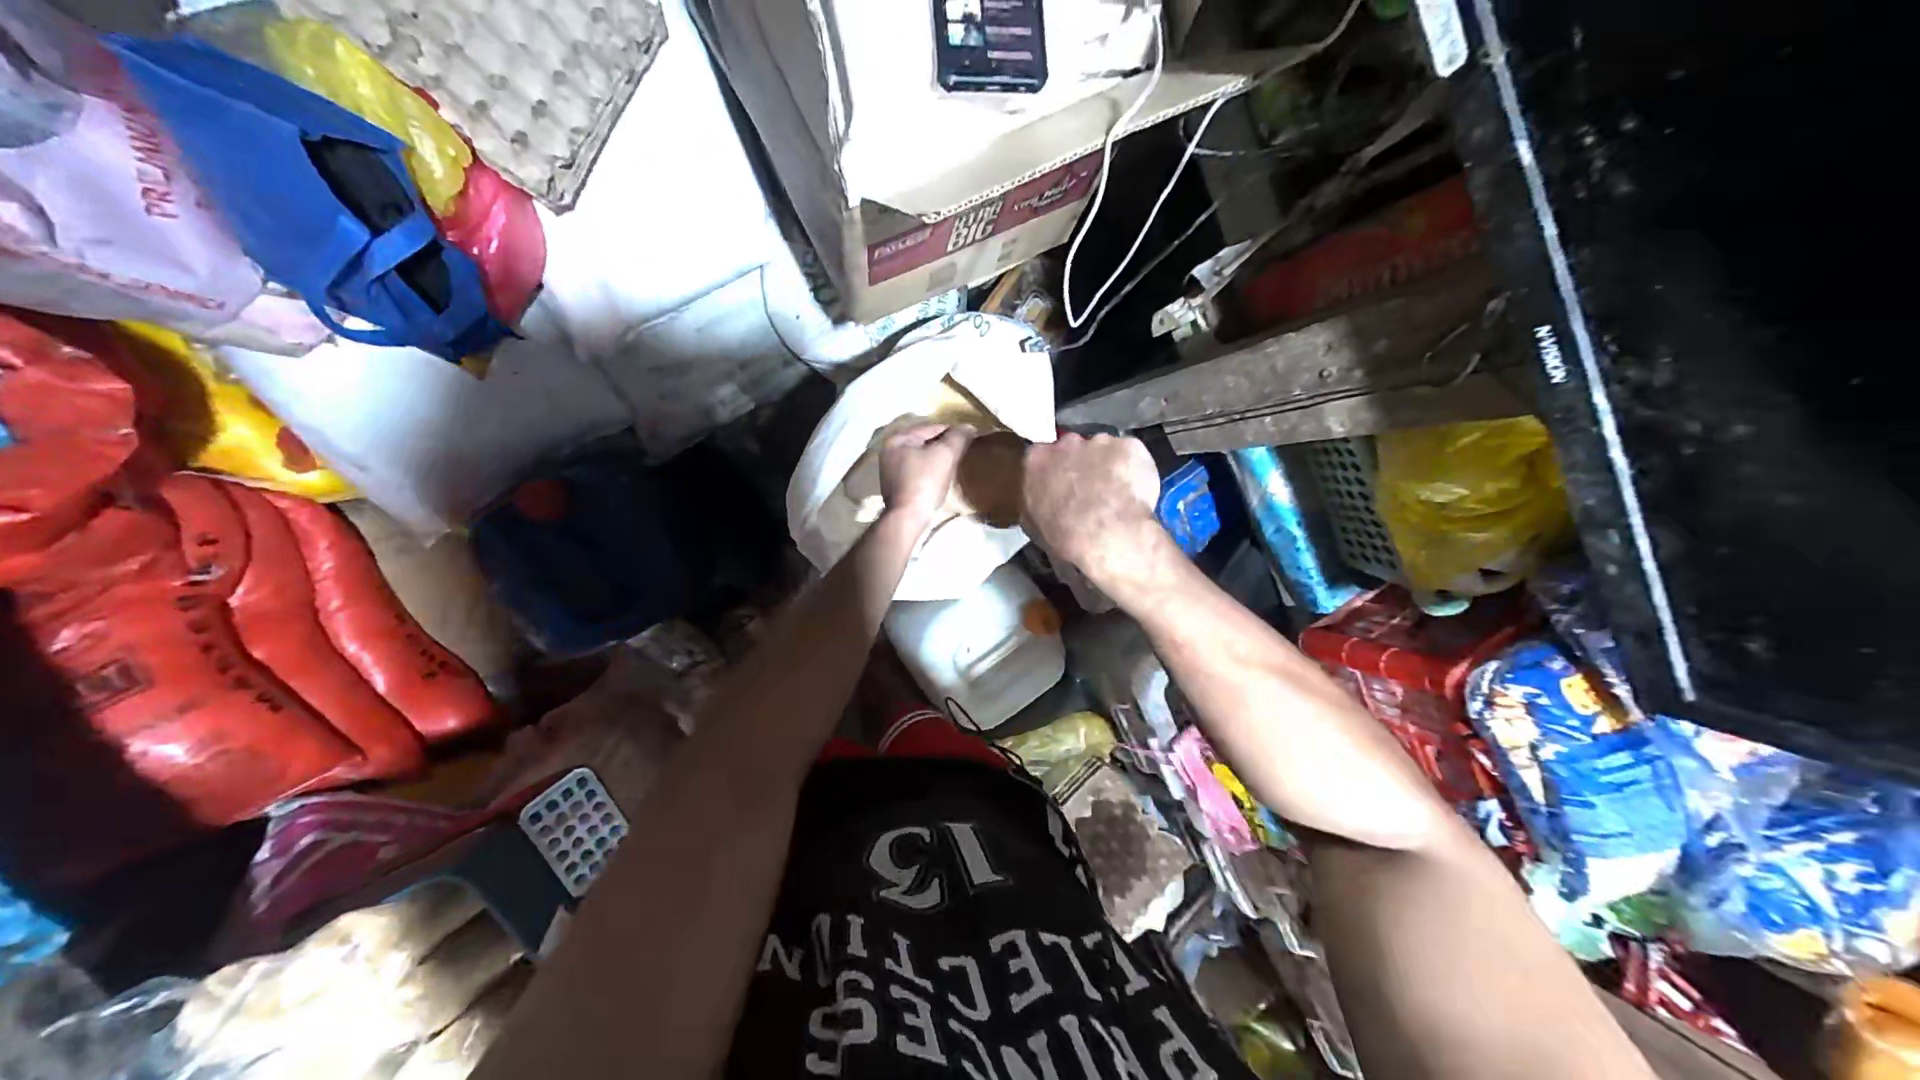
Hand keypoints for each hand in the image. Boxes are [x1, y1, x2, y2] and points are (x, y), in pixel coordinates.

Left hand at [879, 424, 973, 528]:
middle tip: (964, 452)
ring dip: (938, 459)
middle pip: (926, 442)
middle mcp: (890, 452)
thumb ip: (958, 437)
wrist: (908, 517)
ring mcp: (891, 470)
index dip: (953, 432)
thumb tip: (968, 427)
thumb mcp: (945, 455)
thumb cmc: (925, 481)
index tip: (970, 438)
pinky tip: (941, 478)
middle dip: (944, 446)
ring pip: (922, 457)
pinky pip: (918, 471)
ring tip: (955, 464)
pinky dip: (930, 471)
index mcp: (898, 439)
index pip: (932, 428)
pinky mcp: (896, 486)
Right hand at [1022, 433, 1168, 593]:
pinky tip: (1135, 493)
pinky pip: (1133, 455)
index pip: (1043, 457)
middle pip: (1074, 447)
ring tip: (1117, 495)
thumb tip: (1044, 502)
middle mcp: (1066, 443)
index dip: (1055, 473)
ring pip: (1105, 449)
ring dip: (1109, 466)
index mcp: (1036, 459)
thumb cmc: (1063, 536)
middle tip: (1091, 491)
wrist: (1104, 535)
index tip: (1062, 488)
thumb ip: (1037, 500)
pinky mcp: (1130, 447)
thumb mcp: (1033, 524)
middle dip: (1082, 465)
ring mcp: (1100, 441)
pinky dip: (1135, 470)